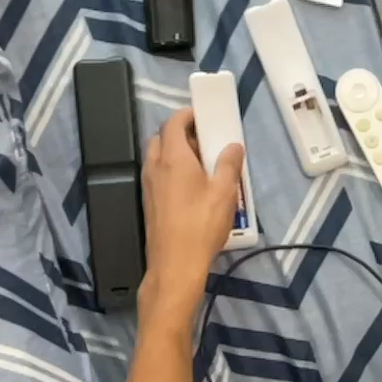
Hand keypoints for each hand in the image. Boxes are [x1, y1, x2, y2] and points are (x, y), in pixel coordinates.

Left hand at [137, 107, 242, 330]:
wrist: (175, 266)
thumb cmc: (201, 226)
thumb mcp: (224, 193)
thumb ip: (229, 165)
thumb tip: (233, 146)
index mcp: (172, 158)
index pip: (173, 123)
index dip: (188, 115)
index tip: (204, 116)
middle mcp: (155, 168)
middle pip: (162, 138)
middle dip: (182, 134)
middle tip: (205, 142)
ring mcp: (149, 187)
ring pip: (158, 159)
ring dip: (176, 154)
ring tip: (202, 167)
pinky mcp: (149, 205)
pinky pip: (158, 177)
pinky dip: (172, 172)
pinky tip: (192, 190)